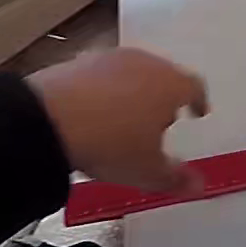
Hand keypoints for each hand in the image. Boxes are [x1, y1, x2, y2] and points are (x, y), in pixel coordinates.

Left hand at [25, 48, 209, 192]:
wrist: (45, 120)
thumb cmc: (112, 144)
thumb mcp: (147, 171)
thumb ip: (176, 178)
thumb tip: (200, 187)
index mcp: (171, 85)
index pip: (196, 87)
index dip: (199, 101)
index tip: (198, 113)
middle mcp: (146, 64)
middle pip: (165, 76)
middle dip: (166, 97)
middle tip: (161, 120)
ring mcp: (110, 59)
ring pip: (133, 73)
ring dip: (135, 92)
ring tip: (127, 117)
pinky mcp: (78, 61)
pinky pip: (102, 76)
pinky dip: (106, 90)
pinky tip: (96, 111)